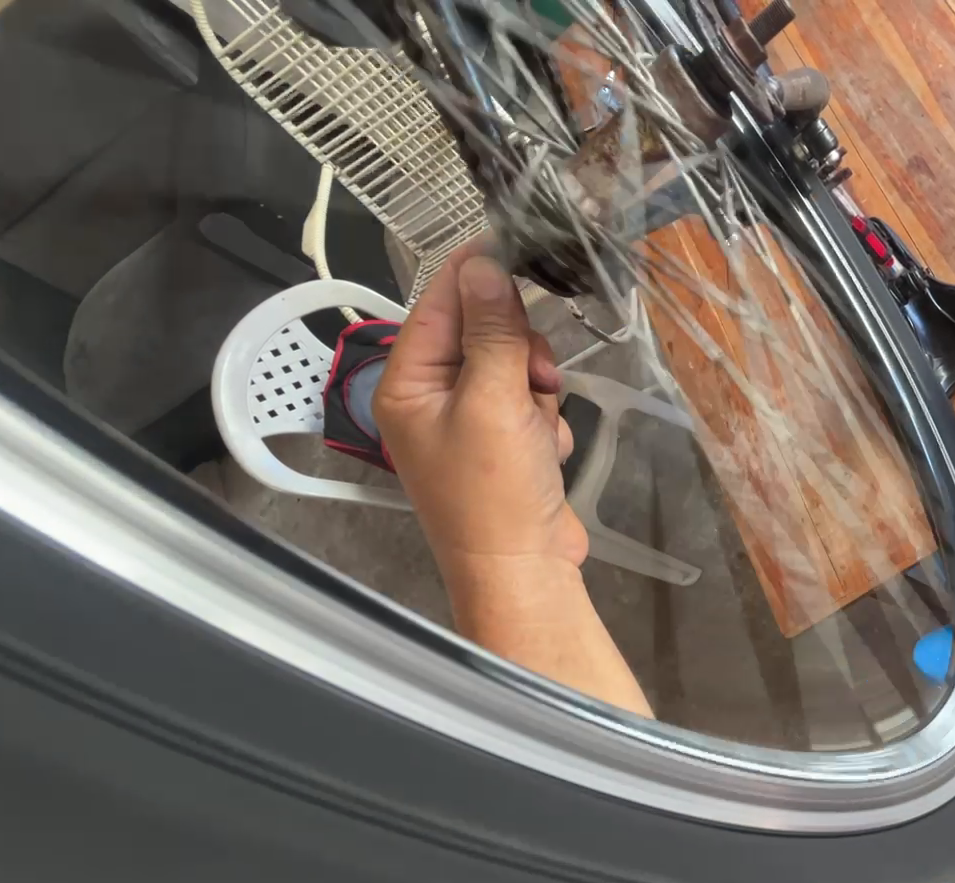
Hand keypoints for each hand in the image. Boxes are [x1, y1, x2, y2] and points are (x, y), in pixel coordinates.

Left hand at [373, 242, 587, 569]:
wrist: (523, 567)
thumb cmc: (495, 490)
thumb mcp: (494, 403)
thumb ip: (492, 334)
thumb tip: (484, 265)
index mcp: (407, 383)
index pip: (437, 305)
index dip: (474, 274)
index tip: (515, 243)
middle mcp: (435, 396)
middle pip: (484, 335)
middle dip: (519, 352)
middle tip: (537, 379)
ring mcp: (473, 422)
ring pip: (516, 369)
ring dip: (538, 393)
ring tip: (540, 430)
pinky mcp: (507, 443)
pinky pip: (533, 406)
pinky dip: (546, 424)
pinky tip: (546, 453)